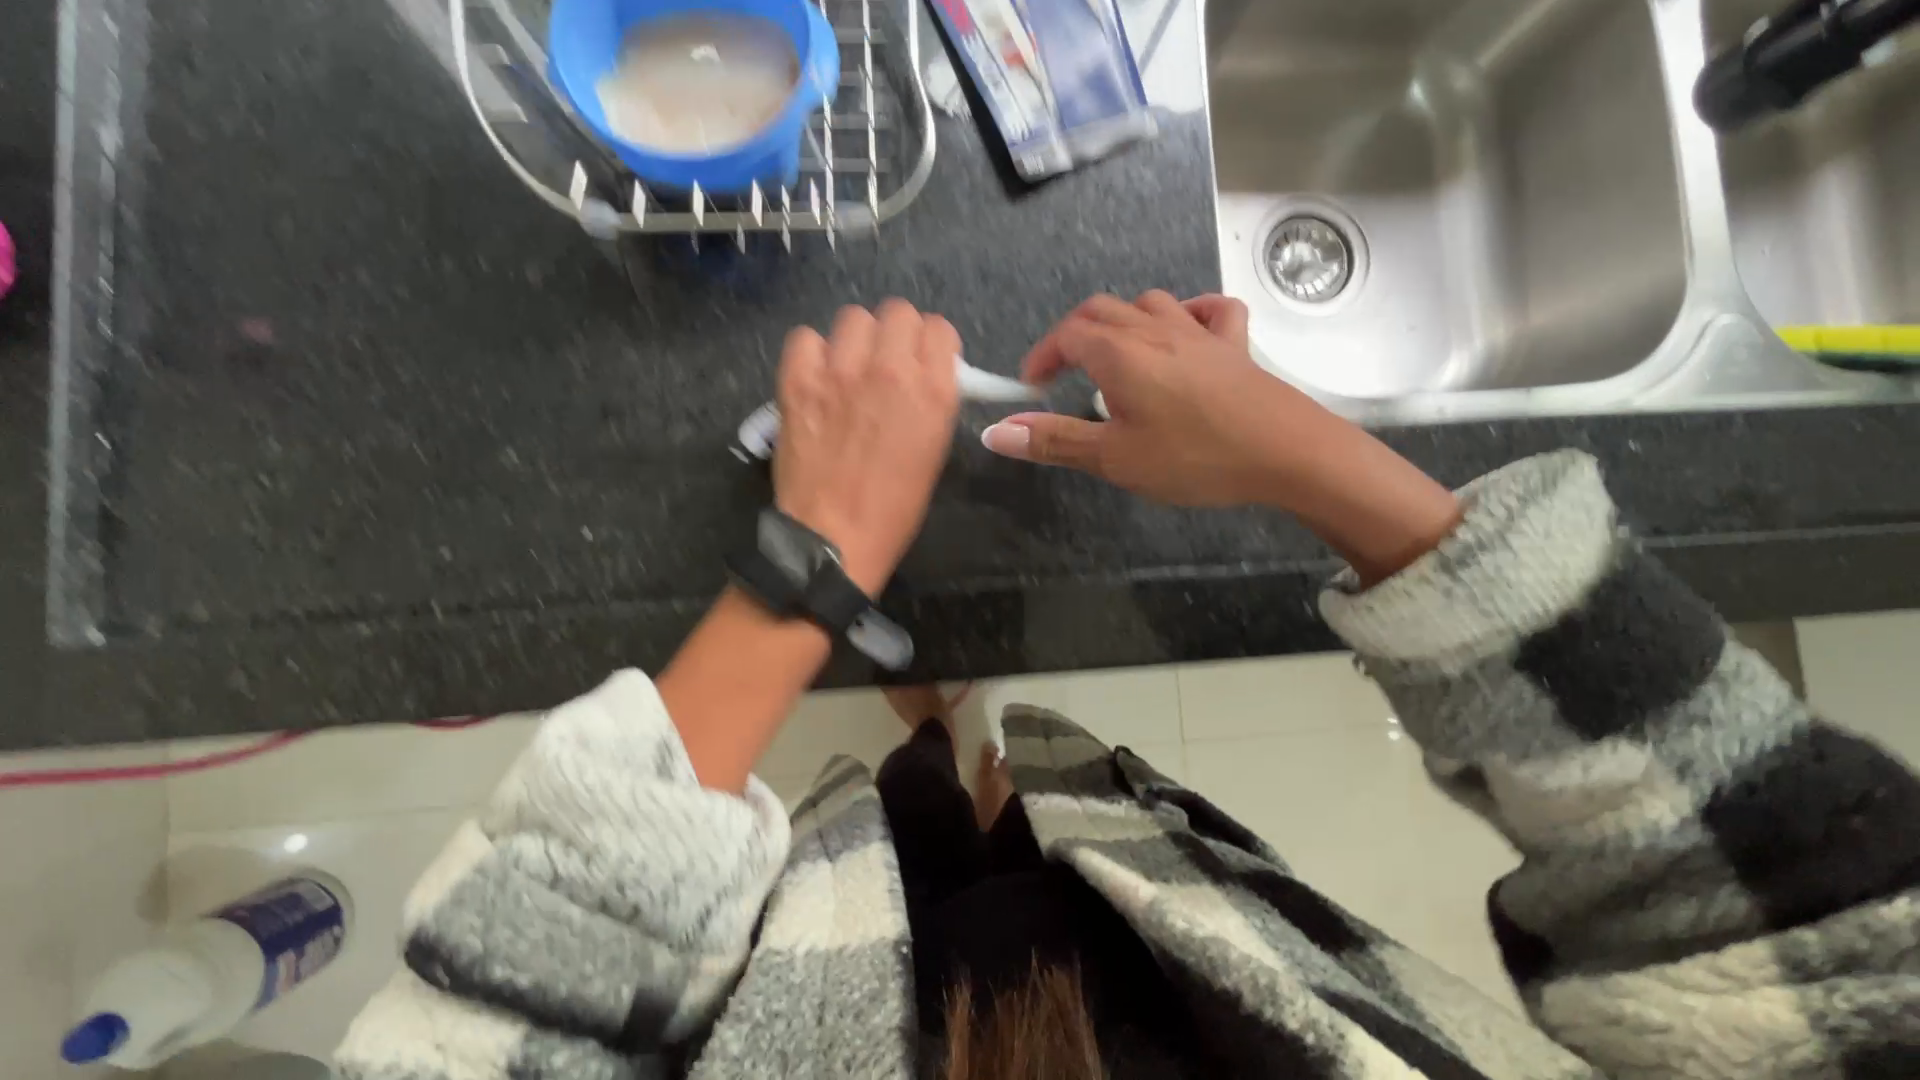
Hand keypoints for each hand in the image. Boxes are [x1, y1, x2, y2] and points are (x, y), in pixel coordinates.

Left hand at [774, 299, 960, 593]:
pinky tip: (816, 380)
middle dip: (896, 334)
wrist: (833, 539)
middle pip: (897, 312)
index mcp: (933, 391)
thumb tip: (923, 375)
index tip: (922, 362)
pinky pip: (806, 338)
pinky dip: (812, 354)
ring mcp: (840, 372)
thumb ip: (933, 401)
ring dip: (856, 341)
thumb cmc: (893, 508)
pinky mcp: (798, 381)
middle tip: (885, 365)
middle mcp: (890, 370)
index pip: (939, 329)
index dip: (931, 344)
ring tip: (848, 371)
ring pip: (853, 318)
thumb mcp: (934, 450)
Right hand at [982, 291, 1460, 584]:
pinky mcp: (1236, 344)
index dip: (1041, 356)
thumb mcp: (1114, 458)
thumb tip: (994, 432)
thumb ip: (1053, 441)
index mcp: (1120, 352)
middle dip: (1072, 335)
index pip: (1066, 335)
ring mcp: (1200, 331)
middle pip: (1101, 311)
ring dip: (1121, 321)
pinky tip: (1184, 334)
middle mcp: (1156, 328)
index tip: (1031, 387)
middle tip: (1061, 374)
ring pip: (1149, 303)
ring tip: (1114, 356)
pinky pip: (1208, 310)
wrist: (1287, 453)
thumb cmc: (1194, 457)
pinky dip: (1187, 314)